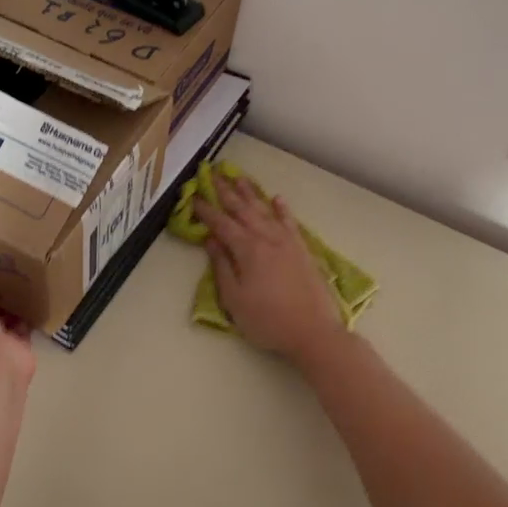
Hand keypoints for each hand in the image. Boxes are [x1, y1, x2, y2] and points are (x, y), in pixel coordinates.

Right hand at [194, 176, 348, 361]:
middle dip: (226, 192)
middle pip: (243, 210)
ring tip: (239, 177)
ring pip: (265, 210)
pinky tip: (276, 199)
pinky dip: (282, 209)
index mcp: (247, 250)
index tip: (193, 197)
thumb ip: (221, 266)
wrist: (313, 332)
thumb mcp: (234, 299)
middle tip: (213, 174)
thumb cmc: (267, 320)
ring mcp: (287, 242)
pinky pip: (290, 222)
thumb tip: (211, 240)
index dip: (206, 210)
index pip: (222, 224)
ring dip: (250, 193)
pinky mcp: (302, 250)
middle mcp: (267, 239)